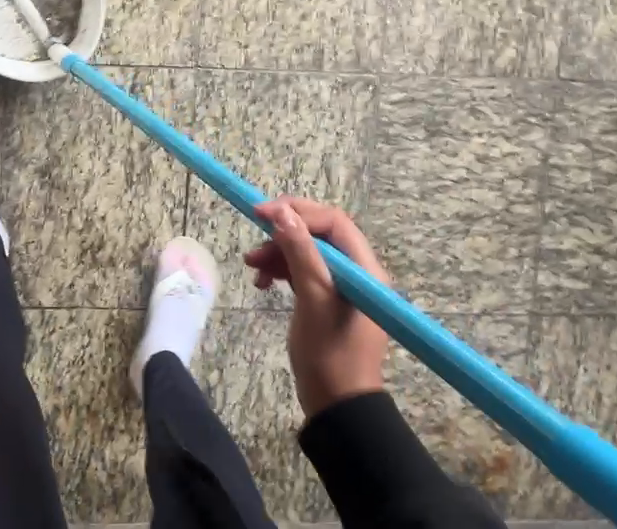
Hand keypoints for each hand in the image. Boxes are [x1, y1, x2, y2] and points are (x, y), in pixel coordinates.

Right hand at [245, 196, 389, 418]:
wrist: (336, 404)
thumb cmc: (329, 352)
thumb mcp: (313, 298)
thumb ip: (300, 252)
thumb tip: (281, 212)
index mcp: (364, 270)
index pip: (332, 222)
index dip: (296, 212)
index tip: (260, 214)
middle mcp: (357, 273)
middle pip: (317, 233)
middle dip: (283, 233)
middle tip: (255, 240)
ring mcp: (342, 287)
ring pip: (305, 251)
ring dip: (277, 252)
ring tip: (251, 266)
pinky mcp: (326, 299)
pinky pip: (301, 270)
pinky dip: (280, 270)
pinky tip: (261, 282)